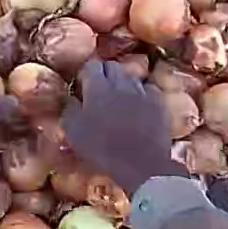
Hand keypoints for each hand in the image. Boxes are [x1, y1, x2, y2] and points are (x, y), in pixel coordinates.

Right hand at [62, 61, 184, 195]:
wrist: (141, 162)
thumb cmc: (102, 148)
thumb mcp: (74, 132)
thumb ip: (69, 110)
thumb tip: (70, 99)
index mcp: (98, 87)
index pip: (91, 65)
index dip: (86, 74)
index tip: (83, 86)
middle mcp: (121, 82)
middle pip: (112, 66)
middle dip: (104, 74)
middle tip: (100, 91)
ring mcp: (142, 90)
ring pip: (130, 77)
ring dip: (123, 84)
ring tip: (119, 100)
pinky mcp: (158, 101)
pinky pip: (148, 89)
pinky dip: (142, 95)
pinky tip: (139, 108)